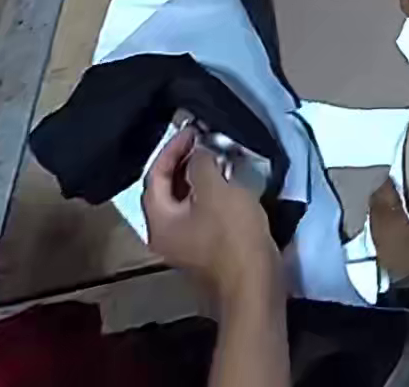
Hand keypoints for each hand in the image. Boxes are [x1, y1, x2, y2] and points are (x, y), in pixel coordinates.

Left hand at [141, 127, 282, 305]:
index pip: (155, 177)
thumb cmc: (231, 232)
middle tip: (204, 138)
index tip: (192, 129)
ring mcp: (186, 241)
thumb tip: (198, 152)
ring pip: (185, 198)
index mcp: (160, 222)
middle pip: (166, 189)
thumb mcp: (216, 191)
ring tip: (218, 152)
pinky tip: (229, 178)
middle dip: (183, 160)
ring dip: (198, 173)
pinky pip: (200, 208)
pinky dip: (210, 188)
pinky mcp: (207, 243)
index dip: (171, 150)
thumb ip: (202, 165)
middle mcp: (166, 233)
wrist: (253, 279)